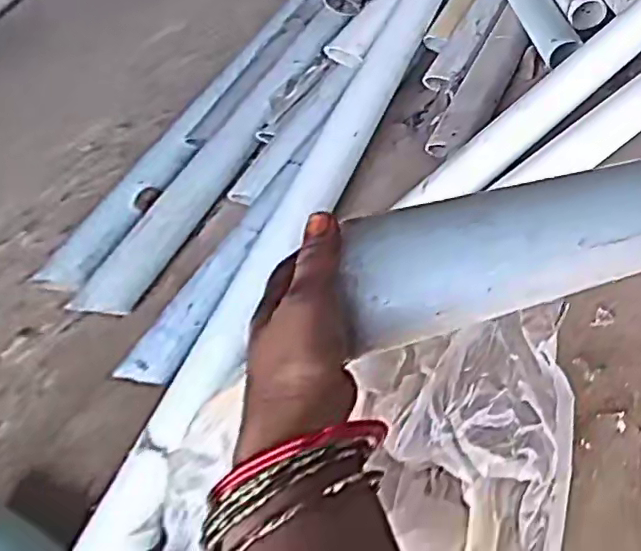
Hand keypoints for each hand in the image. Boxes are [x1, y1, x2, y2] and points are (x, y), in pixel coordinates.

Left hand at [237, 212, 356, 460]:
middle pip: (305, 289)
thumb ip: (317, 260)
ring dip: (343, 296)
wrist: (303, 421)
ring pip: (323, 312)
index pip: (289, 267)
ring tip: (370, 282)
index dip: (312, 247)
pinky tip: (372, 319)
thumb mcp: (307, 298)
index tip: (338, 232)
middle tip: (360, 254)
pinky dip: (356, 320)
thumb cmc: (295, 362)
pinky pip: (342, 332)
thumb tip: (320, 219)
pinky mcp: (325, 366)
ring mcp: (302, 350)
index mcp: (269, 309)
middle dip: (330, 270)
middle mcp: (280, 329)